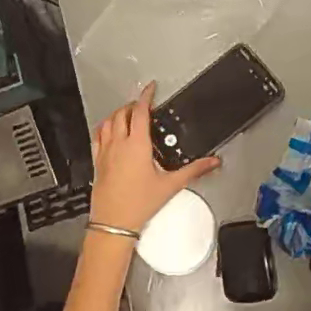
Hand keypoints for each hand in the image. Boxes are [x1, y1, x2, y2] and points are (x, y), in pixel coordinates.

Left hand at [89, 83, 220, 232]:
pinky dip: (103, 128)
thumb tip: (212, 162)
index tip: (151, 88)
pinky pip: (97, 137)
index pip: (140, 111)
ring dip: (117, 114)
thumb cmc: (138, 204)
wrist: (114, 222)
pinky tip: (107, 131)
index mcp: (137, 145)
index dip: (146, 96)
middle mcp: (118, 144)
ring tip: (126, 114)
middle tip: (142, 104)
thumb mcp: (170, 185)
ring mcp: (105, 152)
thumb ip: (194, 171)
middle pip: (122, 114)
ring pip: (107, 123)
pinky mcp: (97, 162)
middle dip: (132, 105)